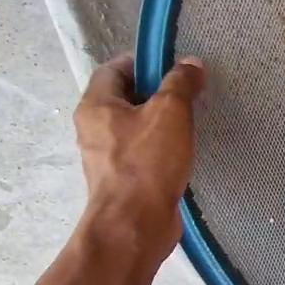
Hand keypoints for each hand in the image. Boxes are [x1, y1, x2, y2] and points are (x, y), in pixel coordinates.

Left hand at [74, 54, 205, 248]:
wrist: (136, 222)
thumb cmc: (148, 162)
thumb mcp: (170, 113)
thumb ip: (180, 84)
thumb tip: (190, 63)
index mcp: (96, 105)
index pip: (115, 68)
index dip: (145, 62)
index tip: (176, 67)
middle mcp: (93, 127)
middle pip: (125, 97)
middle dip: (156, 92)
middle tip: (189, 94)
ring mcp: (106, 155)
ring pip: (134, 126)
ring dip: (160, 121)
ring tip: (191, 123)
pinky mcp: (123, 178)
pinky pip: (141, 151)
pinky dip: (161, 146)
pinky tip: (183, 152)